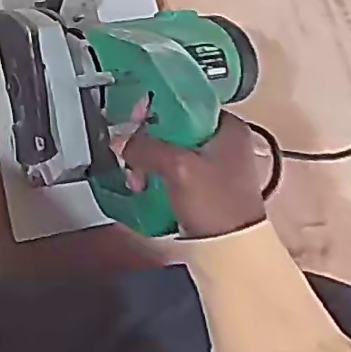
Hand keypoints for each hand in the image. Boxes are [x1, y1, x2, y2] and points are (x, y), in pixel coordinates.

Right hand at [116, 111, 269, 238]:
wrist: (231, 250)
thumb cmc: (215, 202)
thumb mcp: (177, 166)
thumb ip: (145, 147)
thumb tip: (119, 141)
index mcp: (227, 127)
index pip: (183, 101)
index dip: (154, 106)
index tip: (133, 118)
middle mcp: (223, 140)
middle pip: (170, 125)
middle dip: (144, 139)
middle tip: (129, 151)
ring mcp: (214, 162)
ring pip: (167, 147)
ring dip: (145, 159)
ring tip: (135, 177)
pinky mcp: (203, 181)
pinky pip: (169, 166)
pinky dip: (153, 171)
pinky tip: (142, 184)